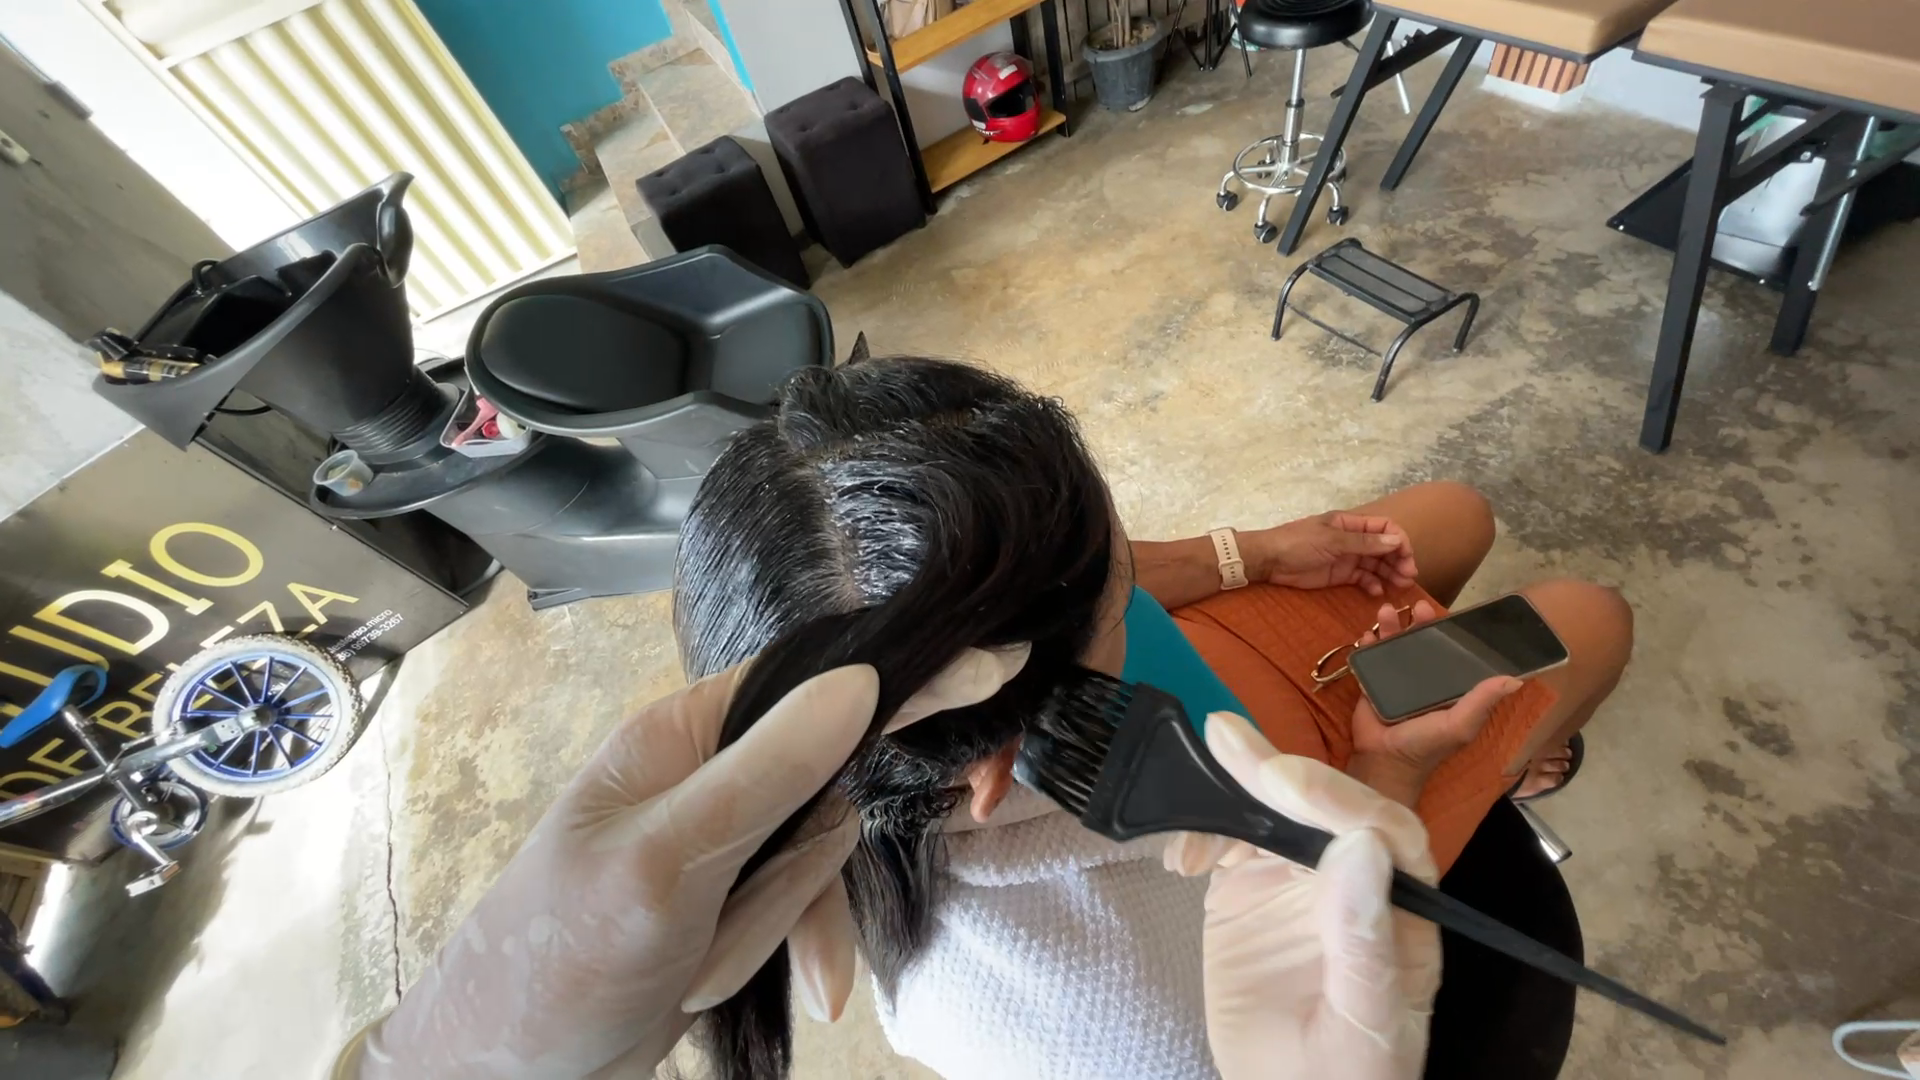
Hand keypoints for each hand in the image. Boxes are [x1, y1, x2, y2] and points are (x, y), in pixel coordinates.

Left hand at [347, 645, 1028, 1079]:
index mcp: (688, 730)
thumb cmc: (560, 962)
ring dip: (781, 917)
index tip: (987, 666)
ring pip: (819, 846)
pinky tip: (814, 992)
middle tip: (740, 912)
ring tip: (705, 970)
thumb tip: (861, 679)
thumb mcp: (666, 863)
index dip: (896, 677)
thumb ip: (769, 767)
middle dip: (800, 862)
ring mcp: (731, 831)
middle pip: (825, 776)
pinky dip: (803, 940)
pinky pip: (806, 896)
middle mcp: (716, 767)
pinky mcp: (740, 887)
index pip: (811, 680)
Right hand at [1171, 714, 1440, 1079]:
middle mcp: (1350, 881)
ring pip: (1270, 808)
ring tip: (1201, 753)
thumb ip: (1366, 946)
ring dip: (1234, 780)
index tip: (1284, 781)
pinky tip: (1181, 859)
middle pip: (1322, 806)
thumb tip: (1363, 849)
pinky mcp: (1247, 879)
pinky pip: (1224, 834)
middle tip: (1226, 735)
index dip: (1340, 799)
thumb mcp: (1361, 1034)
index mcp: (1398, 915)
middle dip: (1274, 768)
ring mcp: (1294, 876)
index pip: (1386, 834)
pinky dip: (1198, 830)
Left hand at [1242, 513, 1417, 596]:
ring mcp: (1346, 557)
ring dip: (1390, 574)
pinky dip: (1372, 584)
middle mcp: (1352, 539)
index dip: (1399, 541)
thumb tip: (1396, 540)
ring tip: (1400, 586)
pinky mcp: (1339, 575)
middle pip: (1384, 548)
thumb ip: (1363, 542)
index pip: (1385, 527)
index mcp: (1350, 523)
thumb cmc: (1297, 543)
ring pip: (1376, 565)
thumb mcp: (1331, 540)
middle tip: (1408, 577)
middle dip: (1398, 561)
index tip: (1407, 557)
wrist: (1267, 560)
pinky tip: (1376, 592)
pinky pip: (1362, 579)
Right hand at [1348, 601, 1524, 804]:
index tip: (1445, 613)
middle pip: (1420, 643)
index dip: (1448, 633)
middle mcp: (1422, 679)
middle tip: (1416, 605)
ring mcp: (1395, 679)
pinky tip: (1367, 635)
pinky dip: (1367, 644)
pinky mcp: (1371, 683)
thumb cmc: (1426, 744)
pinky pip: (1369, 658)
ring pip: (1393, 646)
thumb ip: (1481, 701)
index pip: (1450, 654)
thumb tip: (1514, 679)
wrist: (1384, 758)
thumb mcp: (1460, 724)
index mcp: (1446, 688)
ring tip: (1385, 611)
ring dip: (1389, 627)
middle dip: (1417, 623)